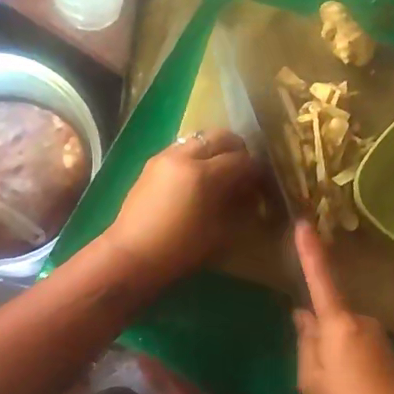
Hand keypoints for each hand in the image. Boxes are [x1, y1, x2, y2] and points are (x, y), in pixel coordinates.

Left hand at [105, 131, 260, 280]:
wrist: (131, 256)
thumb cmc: (178, 251)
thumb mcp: (218, 234)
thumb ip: (237, 207)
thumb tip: (248, 193)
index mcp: (204, 175)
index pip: (241, 161)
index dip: (256, 171)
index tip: (262, 184)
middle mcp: (184, 157)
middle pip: (220, 137)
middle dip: (237, 151)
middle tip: (243, 172)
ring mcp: (164, 157)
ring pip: (198, 139)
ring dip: (214, 150)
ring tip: (219, 174)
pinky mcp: (150, 165)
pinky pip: (181, 149)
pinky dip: (195, 156)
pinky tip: (196, 179)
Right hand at [292, 221, 393, 393]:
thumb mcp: (310, 378)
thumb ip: (305, 343)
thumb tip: (304, 317)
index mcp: (338, 323)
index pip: (320, 280)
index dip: (310, 253)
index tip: (303, 223)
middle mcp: (361, 321)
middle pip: (329, 317)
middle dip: (317, 335)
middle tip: (313, 374)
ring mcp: (377, 337)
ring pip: (342, 335)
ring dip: (332, 355)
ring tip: (333, 391)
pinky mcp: (387, 353)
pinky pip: (355, 348)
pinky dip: (346, 364)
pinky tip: (349, 393)